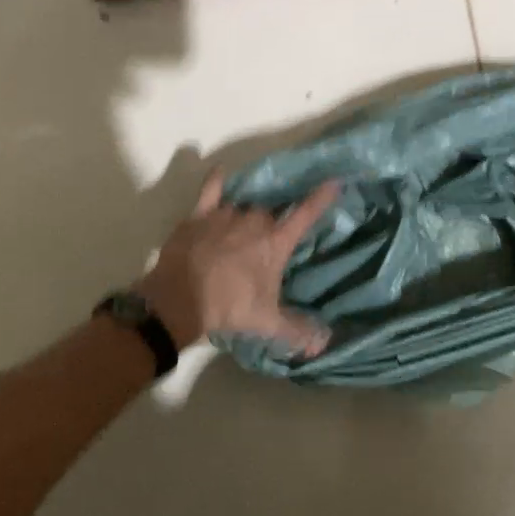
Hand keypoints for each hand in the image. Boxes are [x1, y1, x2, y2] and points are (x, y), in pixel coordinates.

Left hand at [135, 169, 340, 356]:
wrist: (179, 300)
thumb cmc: (229, 308)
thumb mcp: (267, 323)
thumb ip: (297, 330)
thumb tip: (324, 343)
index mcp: (275, 242)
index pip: (305, 214)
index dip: (321, 197)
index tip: (335, 181)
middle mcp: (255, 221)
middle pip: (270, 212)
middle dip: (272, 223)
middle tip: (266, 242)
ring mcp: (226, 214)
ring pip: (244, 205)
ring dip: (246, 214)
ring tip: (242, 228)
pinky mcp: (199, 214)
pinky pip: (211, 189)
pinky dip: (218, 180)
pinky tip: (221, 172)